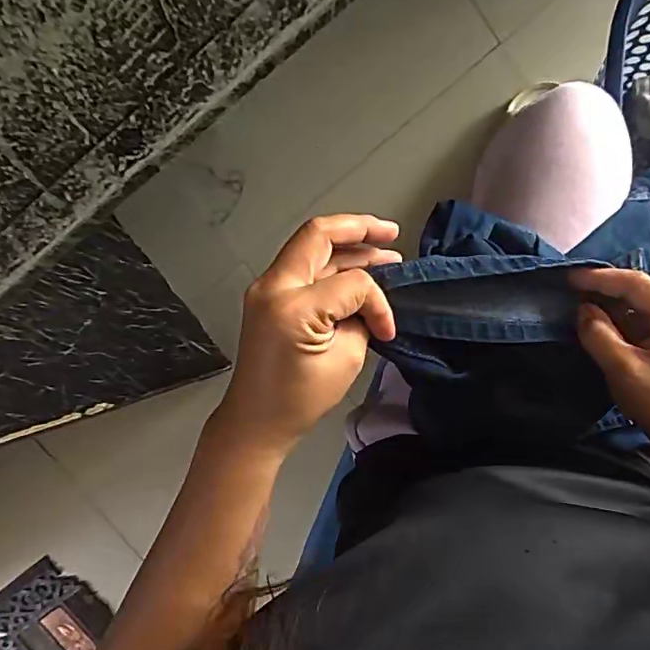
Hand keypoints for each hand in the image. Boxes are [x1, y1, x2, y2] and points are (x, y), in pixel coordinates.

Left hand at [215, 214, 402, 453]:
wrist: (256, 420)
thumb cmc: (299, 400)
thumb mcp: (345, 360)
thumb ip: (361, 321)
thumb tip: (368, 303)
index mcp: (294, 306)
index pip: (351, 282)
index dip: (378, 301)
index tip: (386, 329)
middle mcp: (274, 287)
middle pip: (319, 235)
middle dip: (359, 229)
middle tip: (392, 234)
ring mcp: (266, 289)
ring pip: (310, 247)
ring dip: (346, 246)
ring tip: (383, 252)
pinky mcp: (268, 298)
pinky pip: (303, 268)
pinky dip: (330, 264)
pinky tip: (356, 270)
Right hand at [572, 268, 649, 455]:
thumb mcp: (623, 369)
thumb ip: (599, 335)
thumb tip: (581, 309)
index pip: (638, 285)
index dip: (602, 279)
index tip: (570, 277)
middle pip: (639, 291)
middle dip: (604, 290)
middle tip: (569, 287)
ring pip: (636, 304)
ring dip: (608, 304)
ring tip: (577, 300)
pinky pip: (638, 319)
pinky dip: (616, 318)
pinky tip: (595, 317)